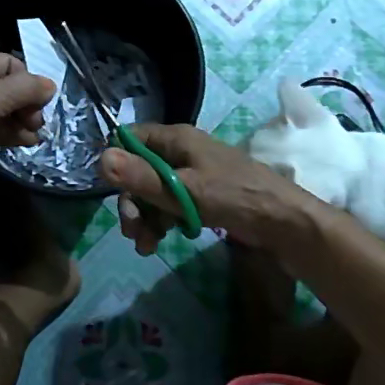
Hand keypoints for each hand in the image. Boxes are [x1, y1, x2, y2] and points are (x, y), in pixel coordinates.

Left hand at [0, 52, 56, 203]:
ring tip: (34, 135)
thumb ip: (23, 89)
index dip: (26, 82)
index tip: (39, 104)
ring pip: (4, 107)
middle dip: (26, 104)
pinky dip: (11, 131)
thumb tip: (51, 85)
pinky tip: (26, 142)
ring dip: (22, 120)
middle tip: (36, 122)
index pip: (8, 63)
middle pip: (8, 86)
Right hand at [97, 124, 321, 255]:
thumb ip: (143, 178)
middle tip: (133, 232)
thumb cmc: (234, 197)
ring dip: (146, 217)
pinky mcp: (203, 196)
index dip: (119, 162)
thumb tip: (100, 159)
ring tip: (147, 246)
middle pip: (141, 170)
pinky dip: (163, 222)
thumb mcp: (184, 190)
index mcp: (178, 139)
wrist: (284, 222)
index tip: (114, 191)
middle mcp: (183, 151)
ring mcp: (194, 174)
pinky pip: (171, 205)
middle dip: (133, 201)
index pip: (133, 138)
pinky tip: (161, 242)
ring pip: (155, 192)